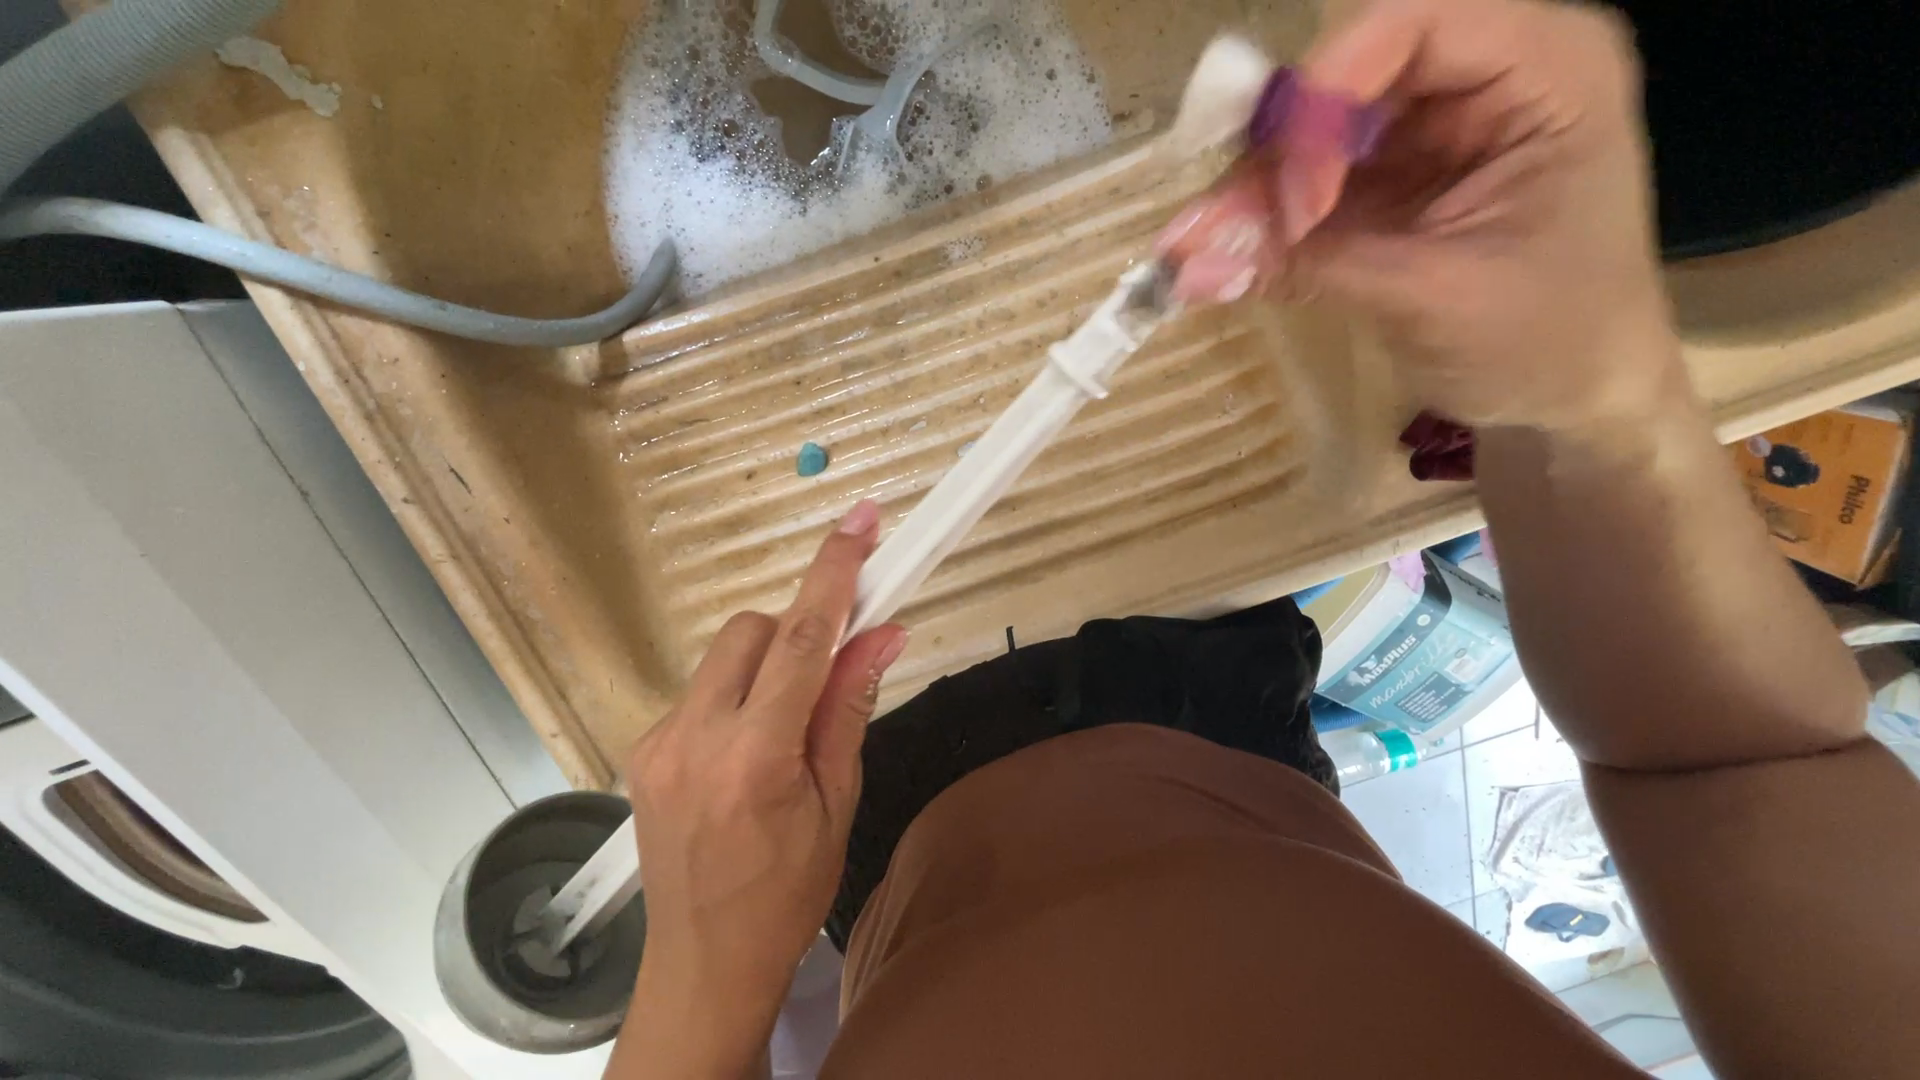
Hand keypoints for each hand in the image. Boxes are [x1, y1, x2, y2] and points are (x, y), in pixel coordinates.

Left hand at [620, 499, 907, 1057]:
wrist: (705, 960)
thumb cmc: (788, 892)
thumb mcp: (839, 803)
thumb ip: (850, 708)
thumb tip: (883, 634)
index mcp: (756, 758)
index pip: (801, 641)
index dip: (834, 573)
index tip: (860, 523)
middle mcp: (695, 737)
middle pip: (753, 629)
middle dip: (796, 629)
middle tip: (828, 669)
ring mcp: (658, 741)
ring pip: (723, 654)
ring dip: (766, 662)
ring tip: (785, 723)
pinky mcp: (642, 748)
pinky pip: (700, 688)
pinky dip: (736, 693)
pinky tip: (748, 746)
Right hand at [1161, 0, 1685, 434]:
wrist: (1569, 392)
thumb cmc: (1545, 341)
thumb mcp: (1430, 298)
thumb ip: (1310, 266)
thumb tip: (1186, 263)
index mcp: (1546, 70)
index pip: (1413, 26)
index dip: (1329, 97)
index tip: (1293, 201)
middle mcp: (1482, 79)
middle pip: (1346, 79)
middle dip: (1273, 156)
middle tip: (1207, 232)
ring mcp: (1430, 130)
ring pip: (1314, 134)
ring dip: (1252, 195)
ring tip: (1191, 253)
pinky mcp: (1390, 180)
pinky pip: (1308, 183)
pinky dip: (1263, 222)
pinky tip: (1216, 257)